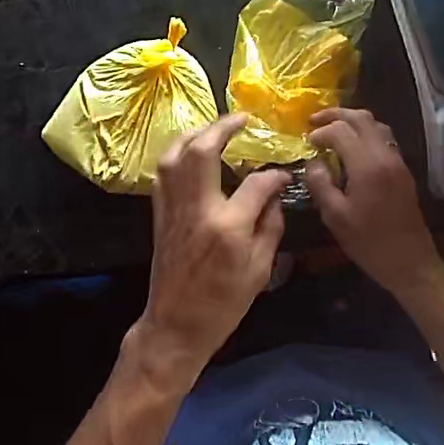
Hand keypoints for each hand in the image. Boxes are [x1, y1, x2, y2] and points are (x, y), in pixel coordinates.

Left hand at [135, 114, 289, 376]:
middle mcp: (197, 209)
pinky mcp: (159, 214)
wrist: (176, 325)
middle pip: (202, 151)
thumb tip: (274, 195)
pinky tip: (190, 152)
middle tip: (242, 119)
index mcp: (228, 227)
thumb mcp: (260, 270)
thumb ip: (270, 227)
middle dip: (222, 128)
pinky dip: (177, 154)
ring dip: (195, 134)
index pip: (255, 183)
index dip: (273, 174)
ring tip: (214, 128)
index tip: (283, 174)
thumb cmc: (223, 304)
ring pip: (176, 156)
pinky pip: (164, 172)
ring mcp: (174, 209)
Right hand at [306, 108, 443, 299]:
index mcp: (367, 166)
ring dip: (352, 121)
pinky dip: (365, 133)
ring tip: (331, 129)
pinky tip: (351, 146)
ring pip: (376, 125)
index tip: (306, 142)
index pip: (341, 131)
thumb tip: (312, 162)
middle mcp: (385, 156)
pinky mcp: (402, 170)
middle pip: (361, 119)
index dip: (320, 132)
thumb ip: (320, 184)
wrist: (410, 262)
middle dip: (336, 115)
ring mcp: (397, 161)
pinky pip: (383, 138)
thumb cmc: (369, 243)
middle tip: (314, 121)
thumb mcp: (335, 217)